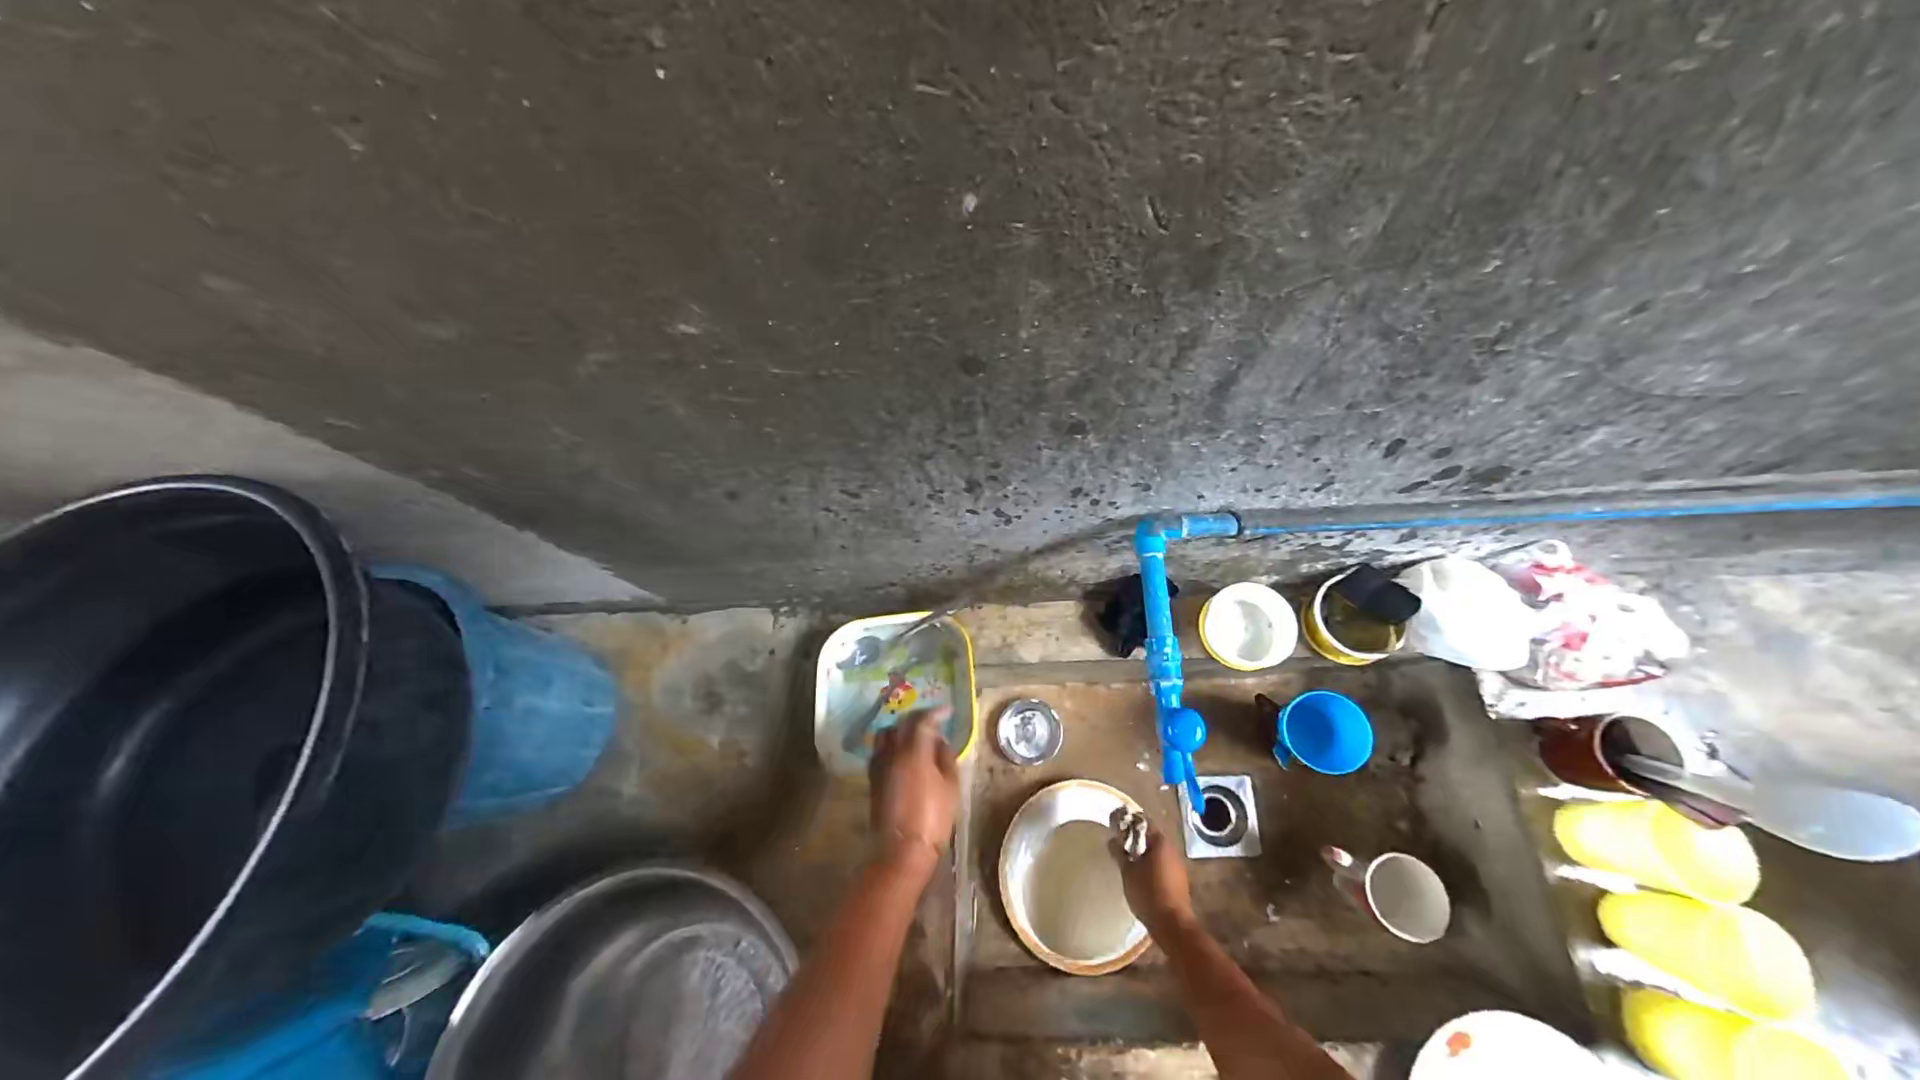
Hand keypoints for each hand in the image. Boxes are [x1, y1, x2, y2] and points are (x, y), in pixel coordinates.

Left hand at [868, 708, 959, 874]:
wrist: (902, 849)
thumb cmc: (933, 818)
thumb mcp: (951, 787)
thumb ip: (946, 758)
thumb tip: (940, 742)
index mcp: (913, 751)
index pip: (922, 721)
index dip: (936, 713)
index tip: (947, 711)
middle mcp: (892, 752)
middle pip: (902, 724)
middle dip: (918, 718)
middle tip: (932, 720)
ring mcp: (879, 764)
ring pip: (887, 735)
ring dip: (901, 729)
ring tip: (915, 734)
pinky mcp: (873, 778)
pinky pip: (881, 750)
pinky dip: (892, 744)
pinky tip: (902, 752)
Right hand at [1112, 824, 1195, 935]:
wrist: (1172, 924)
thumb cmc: (1148, 893)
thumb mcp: (1128, 872)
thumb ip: (1119, 852)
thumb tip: (1112, 840)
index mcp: (1160, 842)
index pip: (1142, 822)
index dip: (1127, 822)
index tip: (1114, 827)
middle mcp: (1172, 849)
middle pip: (1150, 836)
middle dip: (1134, 839)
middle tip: (1118, 845)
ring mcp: (1177, 864)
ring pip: (1156, 851)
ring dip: (1142, 852)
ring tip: (1126, 860)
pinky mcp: (1179, 879)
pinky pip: (1161, 864)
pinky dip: (1150, 864)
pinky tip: (1139, 874)